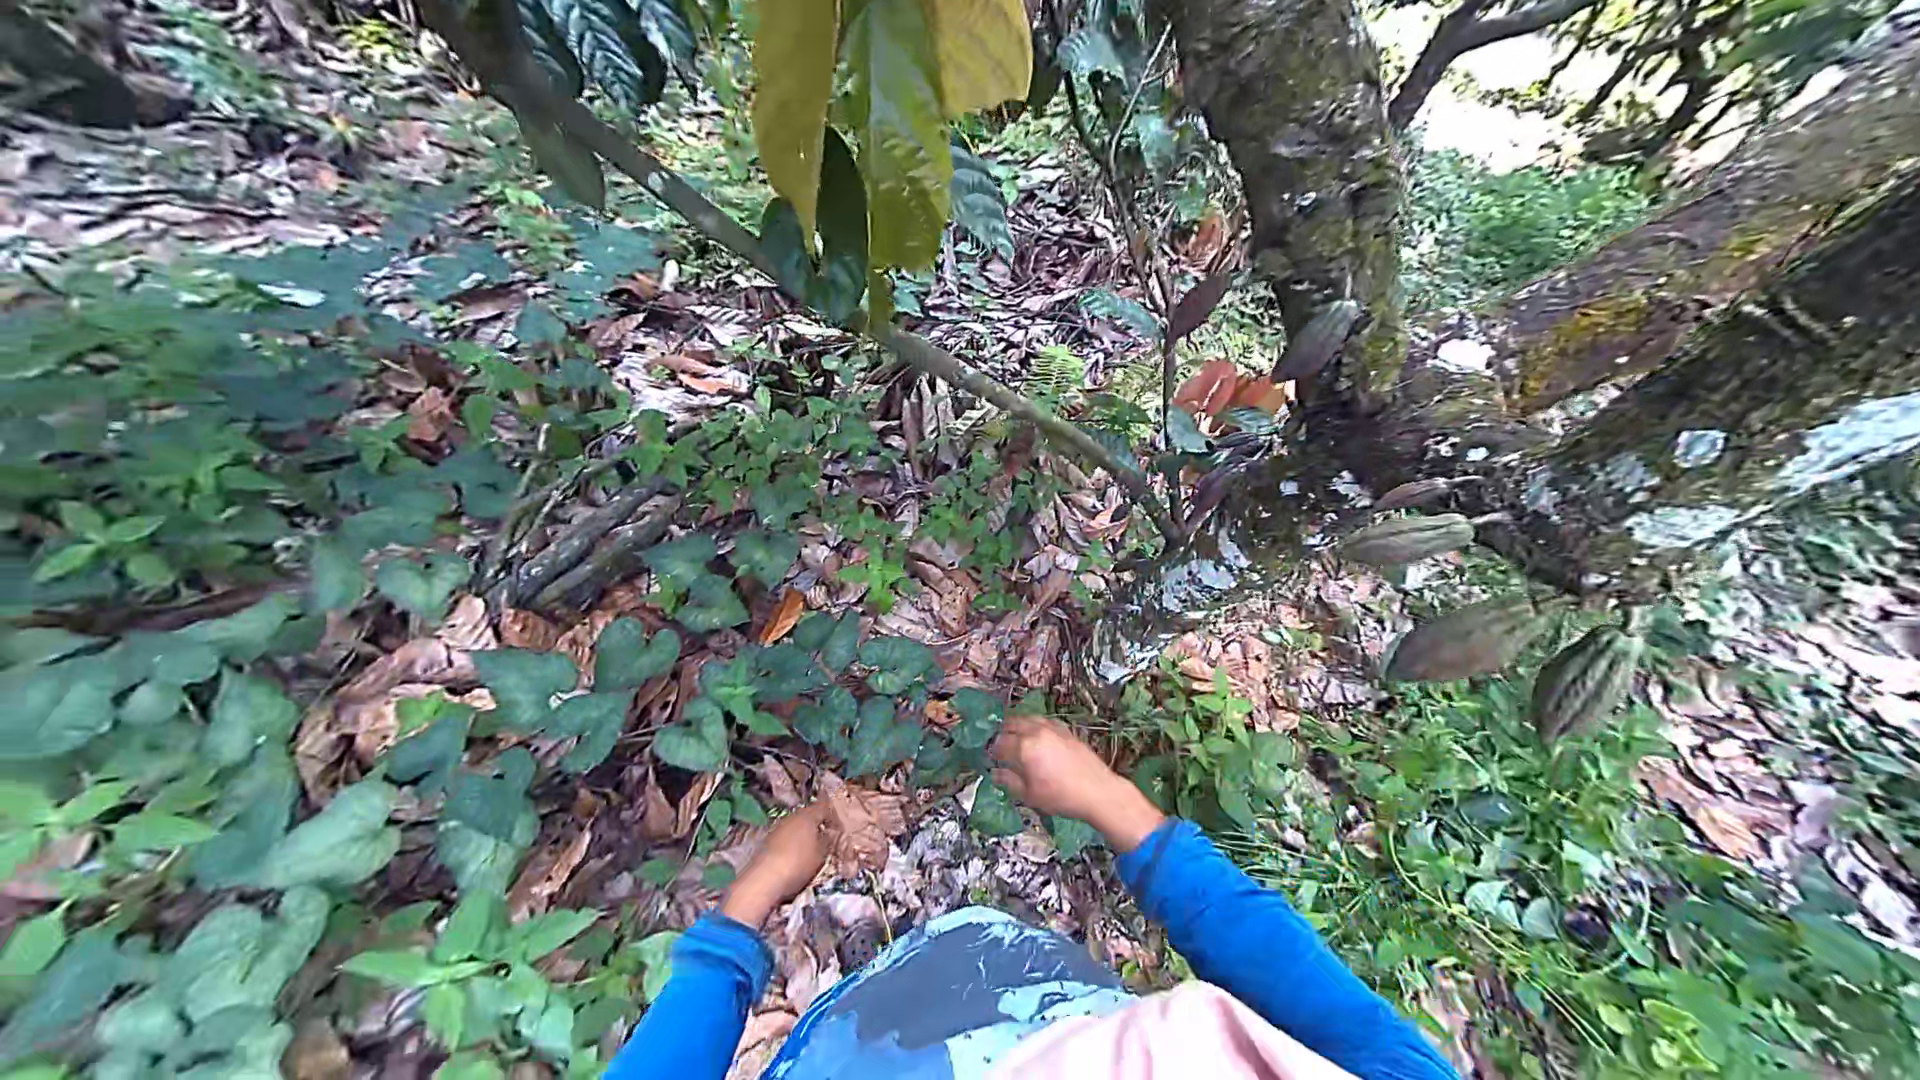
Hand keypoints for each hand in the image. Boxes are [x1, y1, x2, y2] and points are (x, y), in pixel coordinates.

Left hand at [719, 802, 834, 926]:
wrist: (763, 881)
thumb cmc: (798, 863)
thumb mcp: (821, 854)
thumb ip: (827, 841)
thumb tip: (828, 834)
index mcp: (807, 815)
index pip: (824, 808)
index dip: (833, 816)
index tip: (840, 828)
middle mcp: (791, 817)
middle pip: (808, 817)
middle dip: (817, 826)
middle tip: (827, 839)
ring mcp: (777, 829)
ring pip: (795, 828)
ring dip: (803, 836)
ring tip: (811, 851)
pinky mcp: (766, 843)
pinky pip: (785, 840)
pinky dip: (792, 846)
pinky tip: (794, 859)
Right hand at [989, 715, 1165, 852]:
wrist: (1097, 791)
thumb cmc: (1062, 797)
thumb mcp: (1030, 795)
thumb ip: (1009, 781)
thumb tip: (995, 773)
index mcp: (1024, 748)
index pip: (999, 744)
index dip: (993, 751)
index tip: (992, 758)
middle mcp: (1035, 732)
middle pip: (1011, 725)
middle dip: (1002, 734)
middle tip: (1000, 746)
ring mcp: (1051, 728)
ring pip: (1026, 718)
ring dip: (1017, 726)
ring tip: (1015, 738)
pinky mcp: (1064, 729)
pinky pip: (1042, 720)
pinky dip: (1033, 724)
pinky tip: (1034, 735)